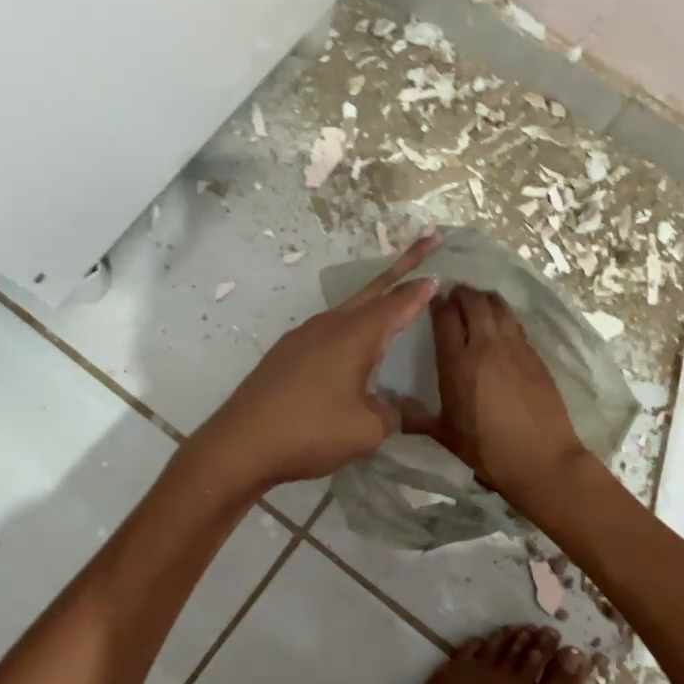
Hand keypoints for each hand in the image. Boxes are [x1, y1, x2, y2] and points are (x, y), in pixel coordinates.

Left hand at [188, 232, 442, 487]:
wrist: (241, 443)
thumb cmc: (310, 431)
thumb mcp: (366, 429)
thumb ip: (394, 413)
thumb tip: (405, 408)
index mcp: (355, 335)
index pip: (398, 302)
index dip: (422, 287)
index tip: (442, 269)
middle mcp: (330, 325)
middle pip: (374, 290)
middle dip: (403, 266)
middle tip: (428, 240)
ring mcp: (303, 336)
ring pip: (349, 309)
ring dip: (375, 299)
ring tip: (394, 297)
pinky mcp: (286, 353)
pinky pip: (329, 329)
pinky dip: (351, 326)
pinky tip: (353, 344)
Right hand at [399, 286, 590, 507]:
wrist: (541, 459)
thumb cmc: (486, 450)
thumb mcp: (444, 435)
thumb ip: (416, 418)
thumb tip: (392, 409)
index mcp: (457, 364)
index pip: (445, 317)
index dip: (437, 304)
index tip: (432, 301)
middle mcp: (485, 346)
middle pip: (473, 302)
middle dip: (462, 294)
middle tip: (454, 297)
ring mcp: (515, 348)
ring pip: (498, 307)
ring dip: (485, 300)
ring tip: (477, 303)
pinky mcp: (535, 356)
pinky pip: (516, 325)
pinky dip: (504, 318)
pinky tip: (500, 327)